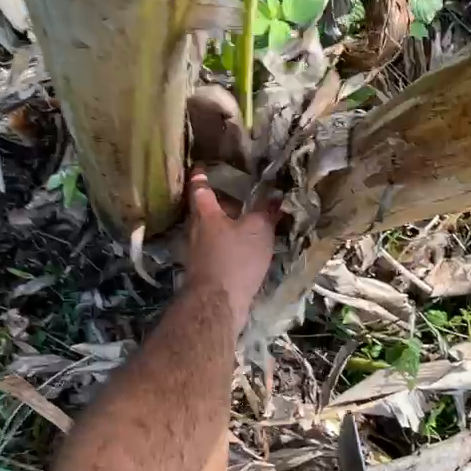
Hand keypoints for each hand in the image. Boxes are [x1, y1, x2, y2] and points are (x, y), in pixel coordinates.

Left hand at [182, 170, 276, 323]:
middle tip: (236, 195)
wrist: (217, 304)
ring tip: (245, 223)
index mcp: (205, 214)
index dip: (201, 176)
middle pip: (204, 211)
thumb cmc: (235, 258)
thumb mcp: (258, 230)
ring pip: (210, 232)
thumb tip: (275, 195)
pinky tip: (244, 251)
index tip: (201, 166)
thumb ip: (266, 211)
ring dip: (225, 226)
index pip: (200, 188)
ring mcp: (196, 253)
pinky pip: (216, 250)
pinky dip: (228, 246)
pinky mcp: (204, 273)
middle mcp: (195, 231)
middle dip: (219, 203)